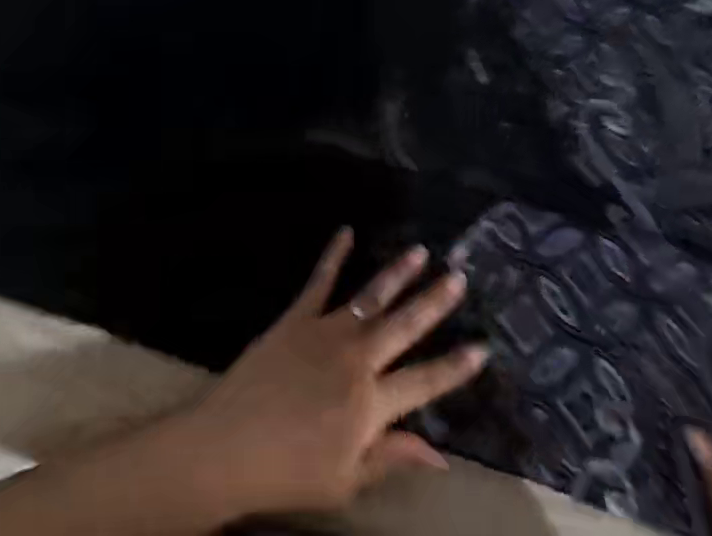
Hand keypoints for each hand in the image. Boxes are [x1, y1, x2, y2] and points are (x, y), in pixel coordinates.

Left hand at [177, 227, 488, 518]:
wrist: (227, 446)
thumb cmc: (289, 472)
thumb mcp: (346, 481)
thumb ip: (392, 457)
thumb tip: (441, 454)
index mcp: (372, 403)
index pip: (425, 381)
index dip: (456, 366)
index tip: (483, 346)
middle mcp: (356, 359)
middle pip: (404, 326)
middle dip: (434, 301)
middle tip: (458, 276)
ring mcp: (325, 332)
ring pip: (370, 297)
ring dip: (397, 273)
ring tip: (420, 251)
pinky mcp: (295, 318)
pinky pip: (319, 282)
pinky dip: (333, 255)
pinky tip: (345, 231)